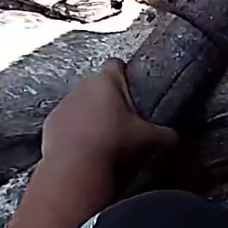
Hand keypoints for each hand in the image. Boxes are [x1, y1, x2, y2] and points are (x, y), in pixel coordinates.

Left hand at [41, 59, 178, 171]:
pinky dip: (73, 130)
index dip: (124, 72)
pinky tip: (83, 147)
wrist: (74, 164)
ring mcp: (64, 103)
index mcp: (107, 82)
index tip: (130, 87)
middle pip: (98, 85)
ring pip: (80, 103)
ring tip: (101, 137)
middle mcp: (83, 86)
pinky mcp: (50, 122)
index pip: (116, 64)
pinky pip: (66, 121)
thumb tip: (176, 138)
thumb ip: (165, 135)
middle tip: (121, 120)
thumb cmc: (114, 142)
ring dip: (89, 114)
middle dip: (108, 98)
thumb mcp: (148, 139)